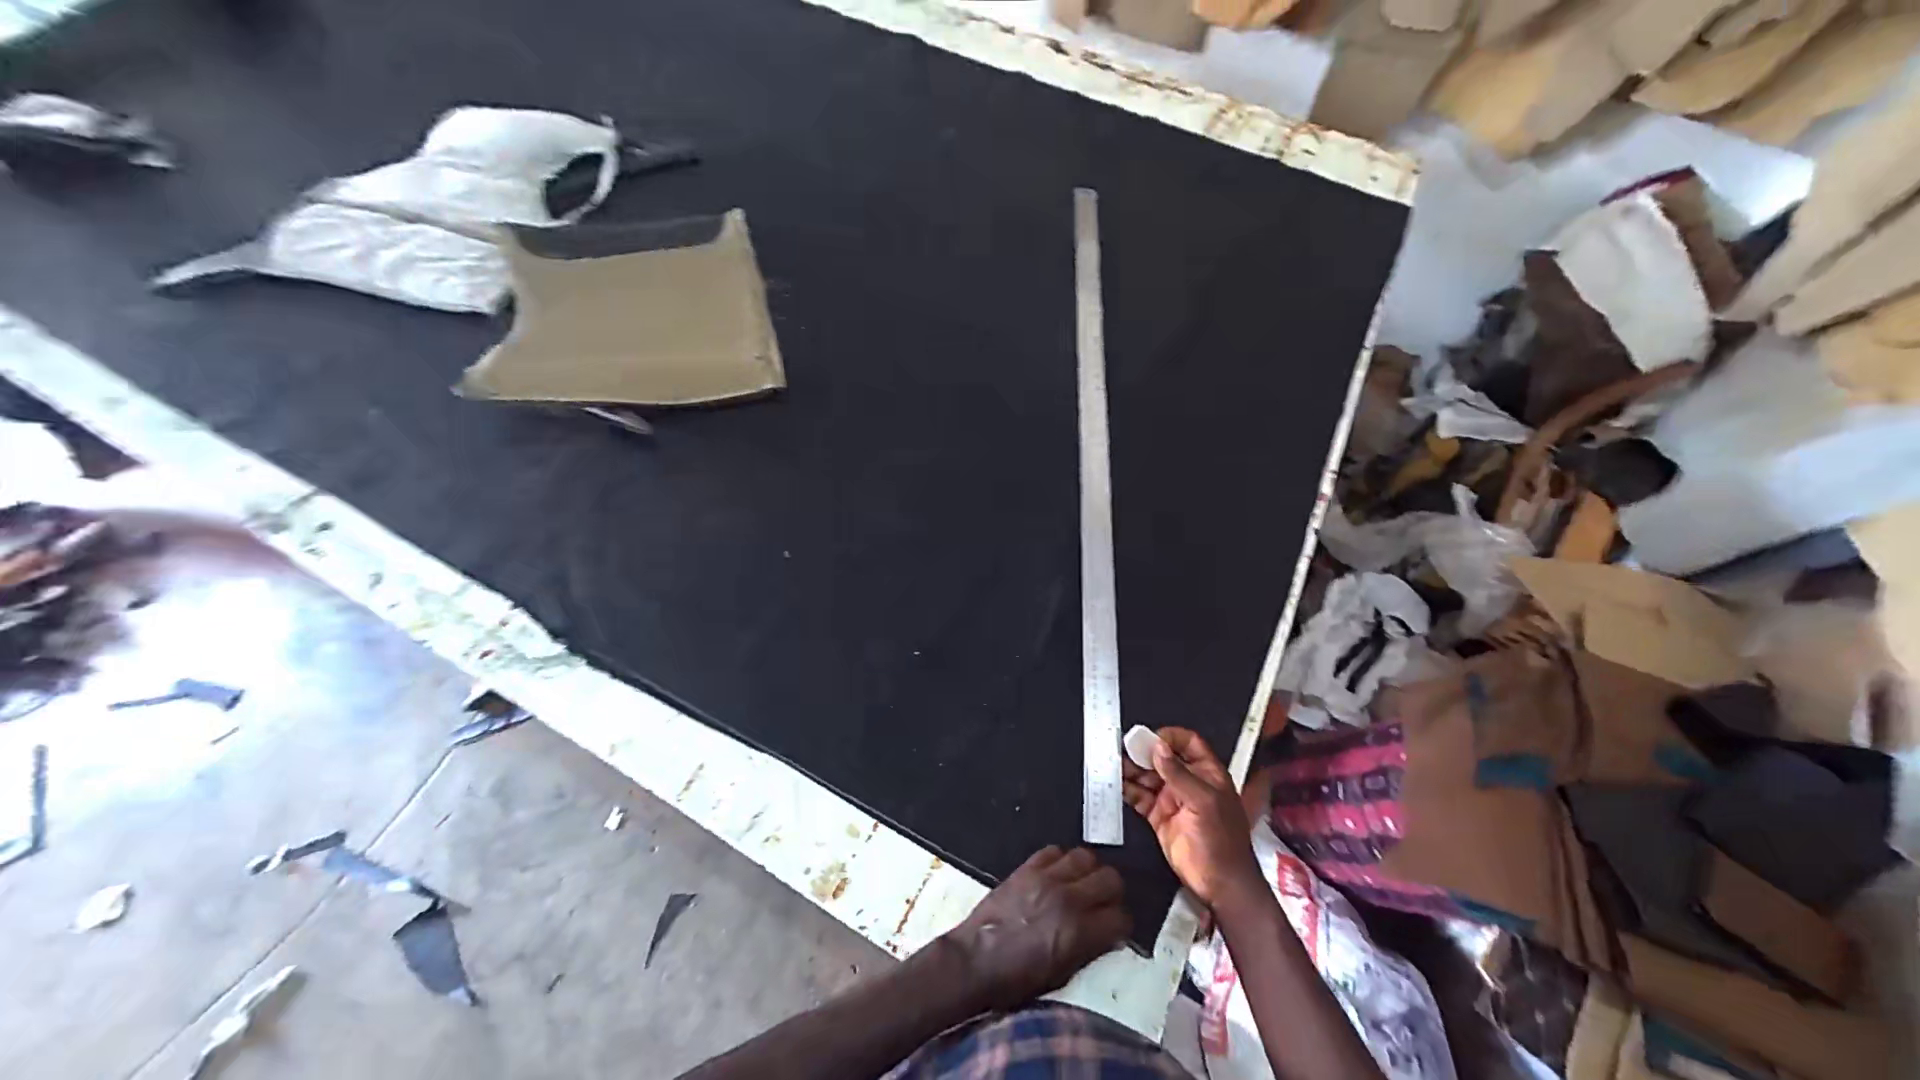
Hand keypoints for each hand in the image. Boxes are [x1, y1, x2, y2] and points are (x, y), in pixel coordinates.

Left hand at [940, 846, 1129, 1010]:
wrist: (975, 961)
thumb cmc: (1017, 979)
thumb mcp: (1063, 974)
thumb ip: (1090, 949)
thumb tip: (1109, 933)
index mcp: (1079, 932)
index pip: (1121, 917)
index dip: (1122, 924)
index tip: (1116, 927)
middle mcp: (1068, 899)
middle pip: (1111, 879)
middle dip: (1113, 892)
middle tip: (1103, 902)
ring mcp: (1046, 878)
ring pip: (1085, 856)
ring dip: (1089, 871)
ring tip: (1082, 883)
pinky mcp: (1026, 868)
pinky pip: (1053, 851)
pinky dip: (1061, 860)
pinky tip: (1057, 873)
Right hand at [1123, 727, 1260, 908]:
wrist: (1218, 882)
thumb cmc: (1221, 840)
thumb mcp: (1203, 801)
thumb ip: (1178, 773)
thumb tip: (1157, 747)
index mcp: (1207, 773)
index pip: (1188, 743)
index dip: (1170, 737)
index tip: (1150, 738)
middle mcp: (1188, 782)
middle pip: (1162, 758)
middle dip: (1143, 753)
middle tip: (1123, 749)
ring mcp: (1172, 799)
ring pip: (1148, 776)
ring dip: (1131, 770)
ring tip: (1114, 764)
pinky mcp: (1158, 816)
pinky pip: (1139, 797)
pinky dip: (1127, 789)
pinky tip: (1116, 783)